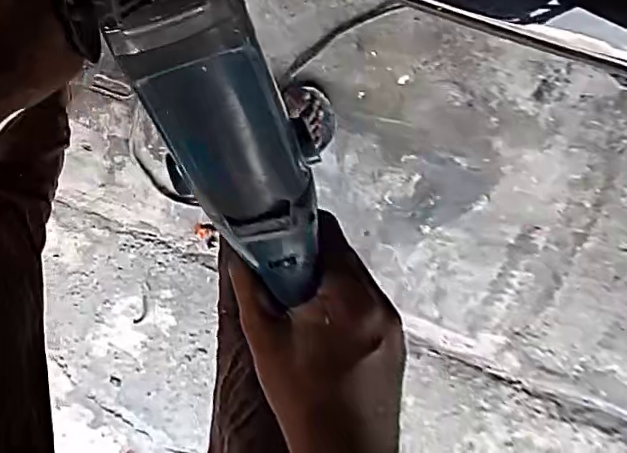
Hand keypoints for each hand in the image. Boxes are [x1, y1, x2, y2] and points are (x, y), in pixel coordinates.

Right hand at [228, 212, 404, 452]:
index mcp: (352, 297)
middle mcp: (380, 307)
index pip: (326, 229)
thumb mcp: (261, 332)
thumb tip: (234, 246)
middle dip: (301, 252)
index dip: (292, 224)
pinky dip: (334, 298)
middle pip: (338, 251)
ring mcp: (392, 328)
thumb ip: (246, 280)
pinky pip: (360, 300)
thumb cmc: (305, 401)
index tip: (268, 231)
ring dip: (317, 275)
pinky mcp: (392, 344)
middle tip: (271, 268)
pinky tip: (309, 319)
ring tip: (288, 298)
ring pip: (348, 275)